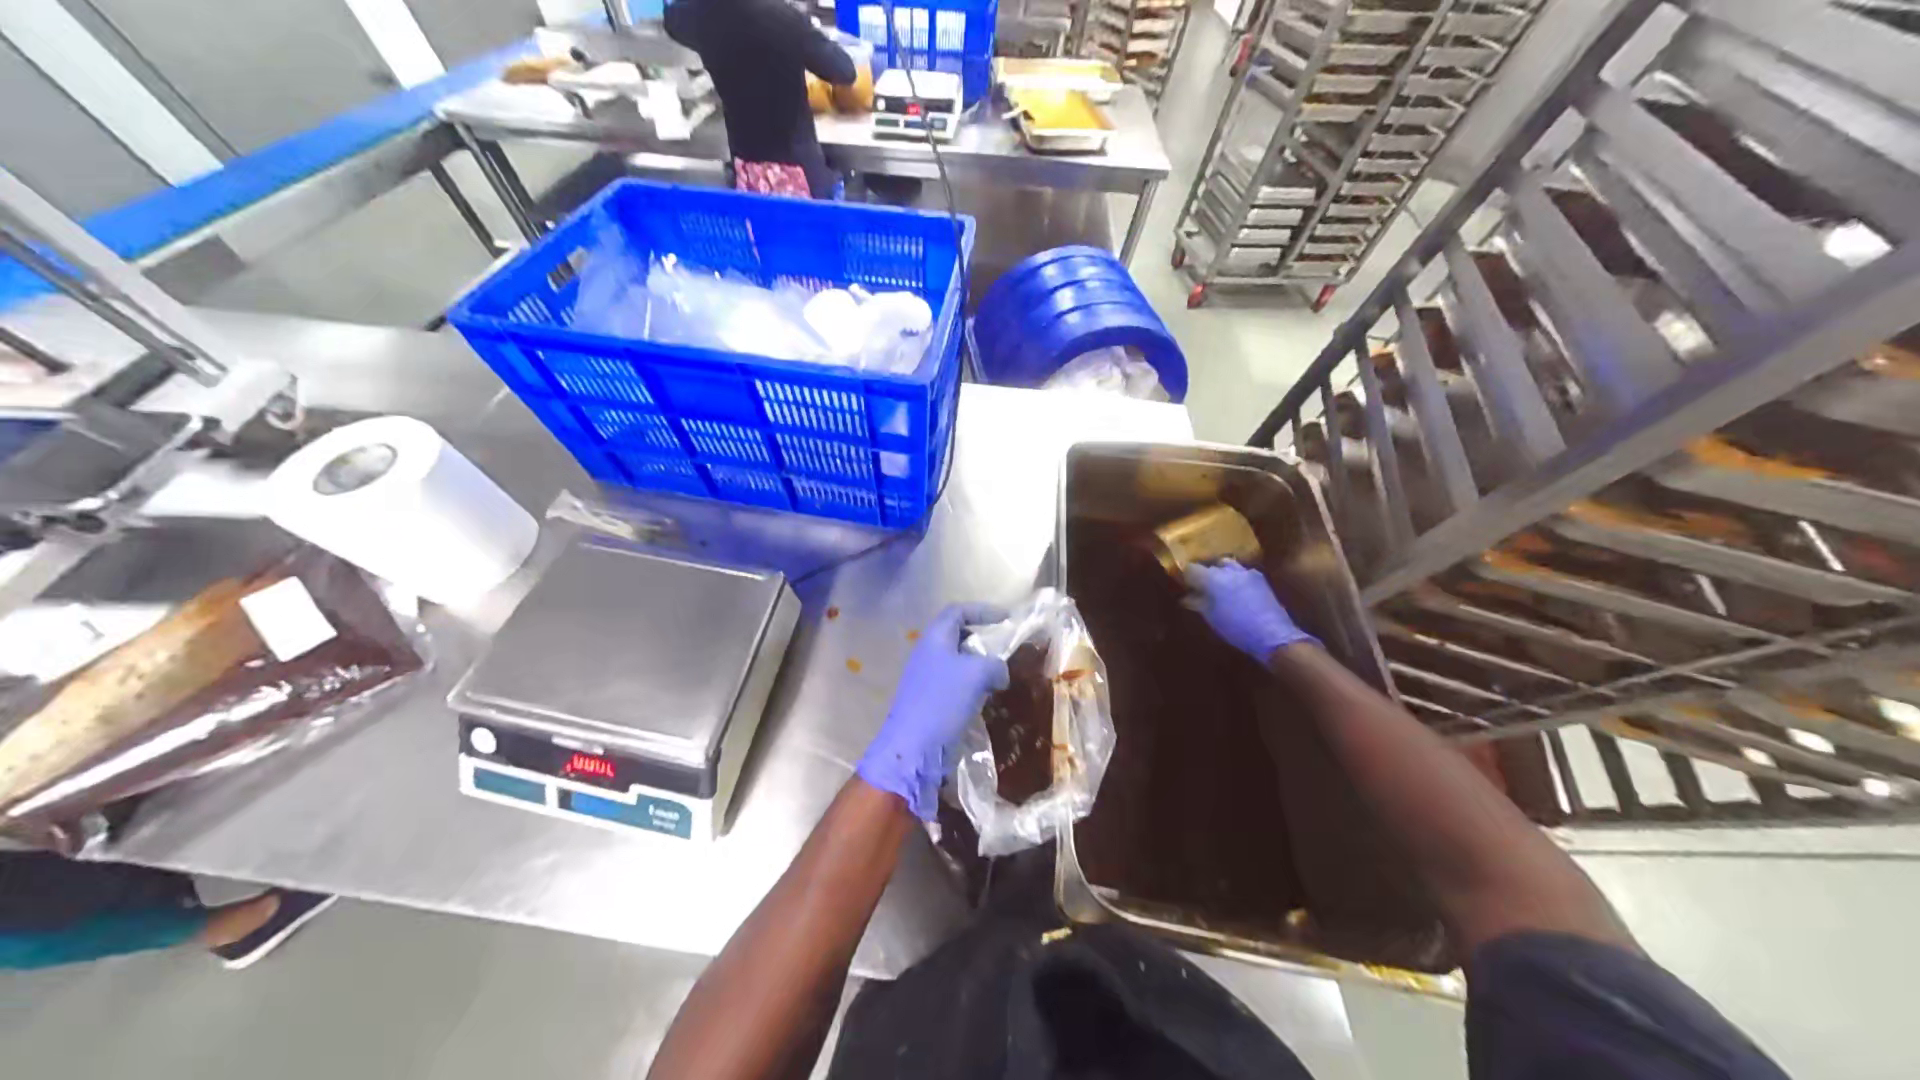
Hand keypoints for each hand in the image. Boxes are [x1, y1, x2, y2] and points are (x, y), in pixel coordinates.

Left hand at [857, 603, 1009, 819]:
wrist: (913, 748)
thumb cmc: (943, 701)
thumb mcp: (977, 674)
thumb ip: (995, 664)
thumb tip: (999, 673)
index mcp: (935, 638)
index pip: (958, 611)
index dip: (982, 610)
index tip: (1007, 618)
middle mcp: (928, 653)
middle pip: (957, 635)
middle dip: (982, 639)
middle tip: (1004, 648)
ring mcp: (926, 678)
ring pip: (957, 662)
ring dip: (979, 665)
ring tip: (999, 675)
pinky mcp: (929, 701)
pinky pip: (955, 684)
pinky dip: (972, 685)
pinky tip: (986, 698)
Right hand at [1184, 559, 1318, 661]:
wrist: (1273, 635)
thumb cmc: (1236, 629)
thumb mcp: (1212, 618)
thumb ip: (1198, 603)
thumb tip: (1187, 597)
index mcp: (1214, 579)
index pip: (1192, 569)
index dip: (1186, 577)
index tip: (1185, 586)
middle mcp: (1230, 570)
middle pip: (1212, 564)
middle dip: (1206, 573)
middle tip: (1202, 587)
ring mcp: (1248, 573)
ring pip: (1229, 566)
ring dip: (1222, 574)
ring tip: (1221, 589)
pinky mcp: (1261, 580)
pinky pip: (1242, 574)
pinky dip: (1235, 580)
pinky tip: (1237, 594)